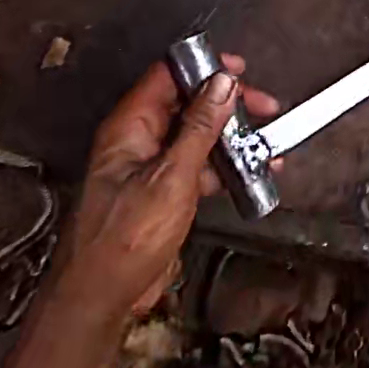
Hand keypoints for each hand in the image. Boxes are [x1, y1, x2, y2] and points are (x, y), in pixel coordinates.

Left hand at [51, 56, 281, 321]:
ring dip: (233, 136)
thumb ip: (200, 127)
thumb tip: (222, 83)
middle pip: (188, 103)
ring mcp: (152, 165)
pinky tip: (254, 170)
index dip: (204, 67)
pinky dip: (227, 165)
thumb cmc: (124, 240)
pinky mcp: (165, 190)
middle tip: (263, 106)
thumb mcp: (172, 177)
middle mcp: (139, 140)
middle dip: (228, 103)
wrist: (102, 300)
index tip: (239, 70)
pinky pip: (200, 164)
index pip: (167, 76)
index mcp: (130, 127)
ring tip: (266, 139)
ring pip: (198, 134)